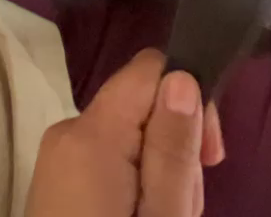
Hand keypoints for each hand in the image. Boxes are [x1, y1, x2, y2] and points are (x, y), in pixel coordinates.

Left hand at [25, 49, 224, 216]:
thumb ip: (171, 150)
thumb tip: (183, 75)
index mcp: (90, 133)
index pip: (149, 68)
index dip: (189, 96)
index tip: (211, 156)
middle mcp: (68, 131)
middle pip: (143, 105)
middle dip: (176, 148)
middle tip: (183, 210)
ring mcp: (59, 158)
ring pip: (131, 136)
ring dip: (160, 173)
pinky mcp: (59, 182)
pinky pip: (111, 160)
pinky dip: (136, 186)